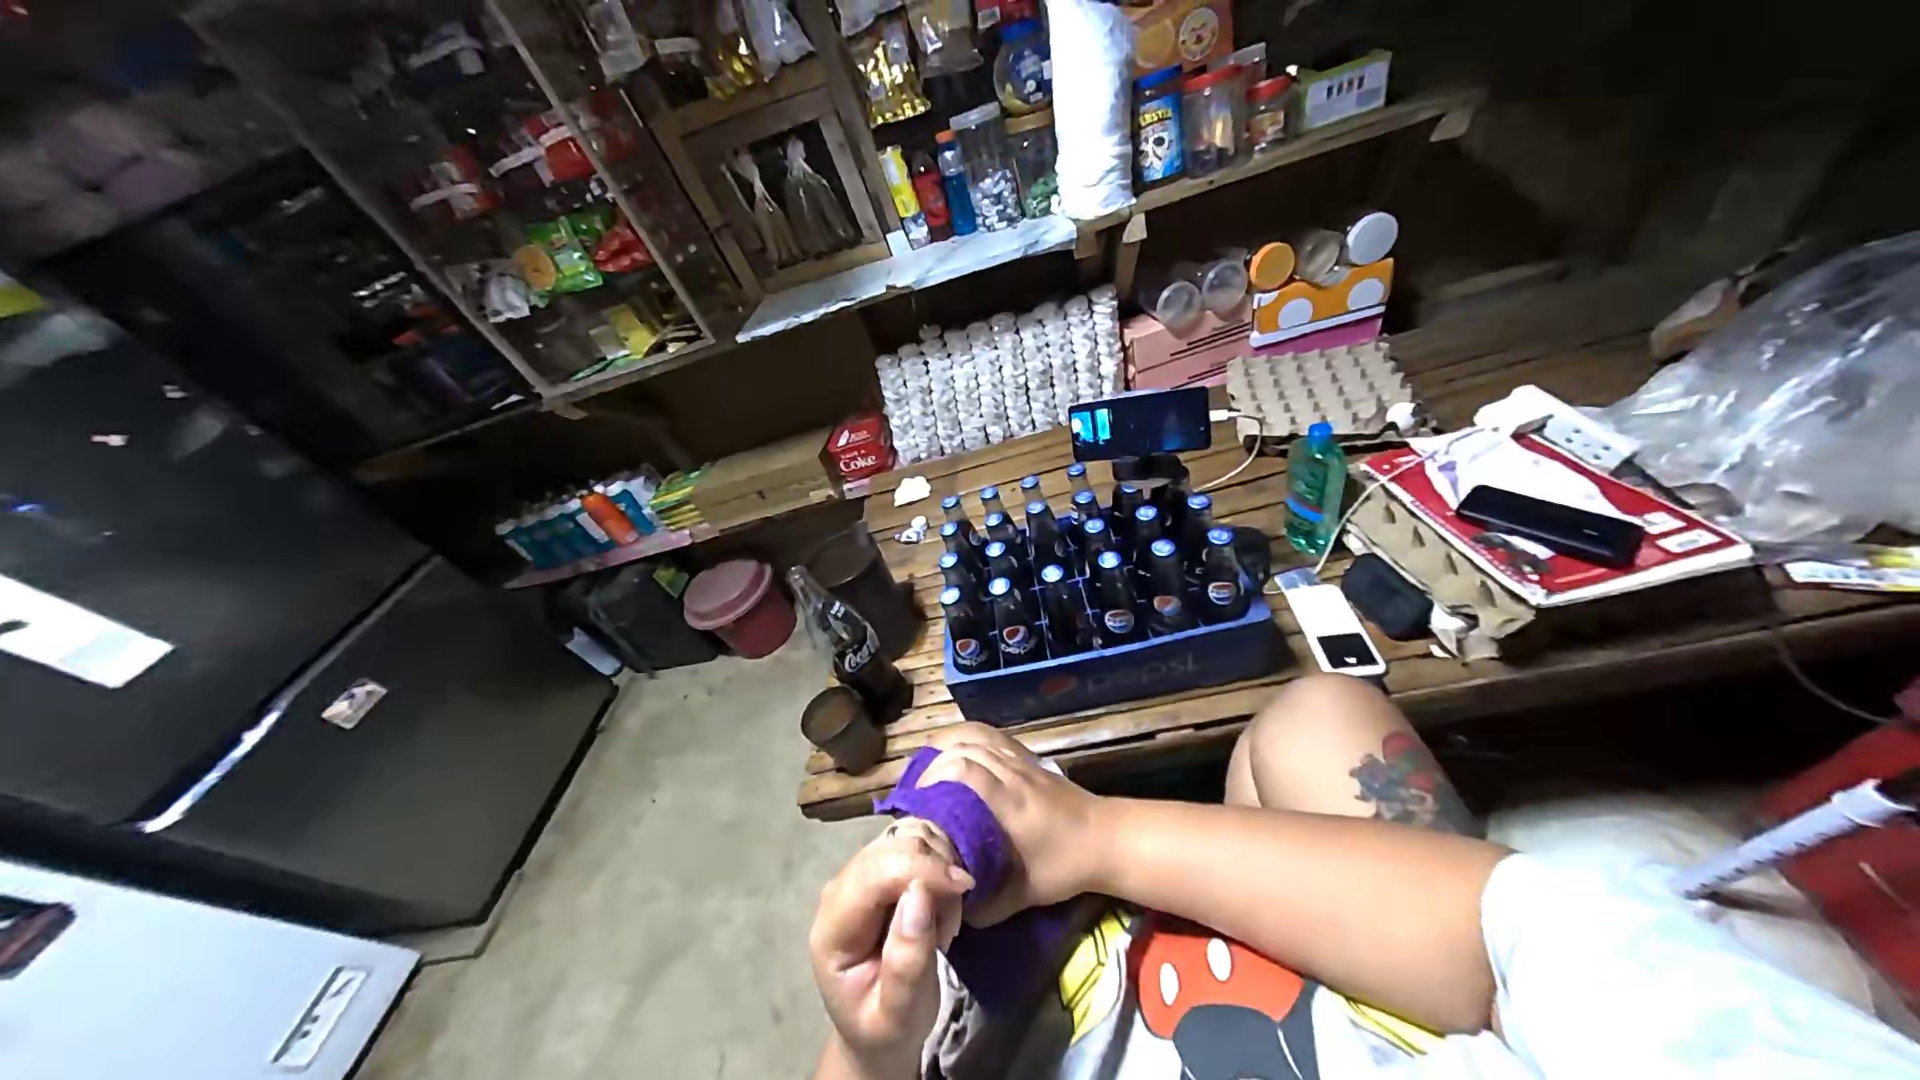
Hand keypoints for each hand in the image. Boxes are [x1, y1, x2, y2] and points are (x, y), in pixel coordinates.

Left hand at [810, 825, 972, 1079]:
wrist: (878, 1026)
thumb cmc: (885, 1026)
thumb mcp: (898, 1015)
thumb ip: (906, 962)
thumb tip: (919, 894)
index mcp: (833, 925)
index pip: (876, 872)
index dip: (922, 869)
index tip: (963, 887)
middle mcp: (842, 885)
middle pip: (894, 846)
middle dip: (936, 871)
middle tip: (949, 924)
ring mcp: (862, 868)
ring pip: (909, 833)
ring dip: (940, 863)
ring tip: (942, 915)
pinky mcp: (883, 861)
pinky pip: (918, 835)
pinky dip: (940, 854)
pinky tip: (941, 894)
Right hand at [920, 723, 1111, 925]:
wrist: (1104, 839)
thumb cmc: (1064, 866)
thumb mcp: (1023, 896)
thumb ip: (984, 905)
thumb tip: (948, 910)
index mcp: (1008, 803)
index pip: (964, 770)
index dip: (934, 777)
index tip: (917, 802)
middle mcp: (1010, 774)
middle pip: (964, 747)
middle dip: (933, 764)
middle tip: (917, 790)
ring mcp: (1019, 761)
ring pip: (976, 735)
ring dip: (946, 746)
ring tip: (927, 768)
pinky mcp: (1025, 757)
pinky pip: (990, 734)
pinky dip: (966, 737)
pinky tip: (953, 750)